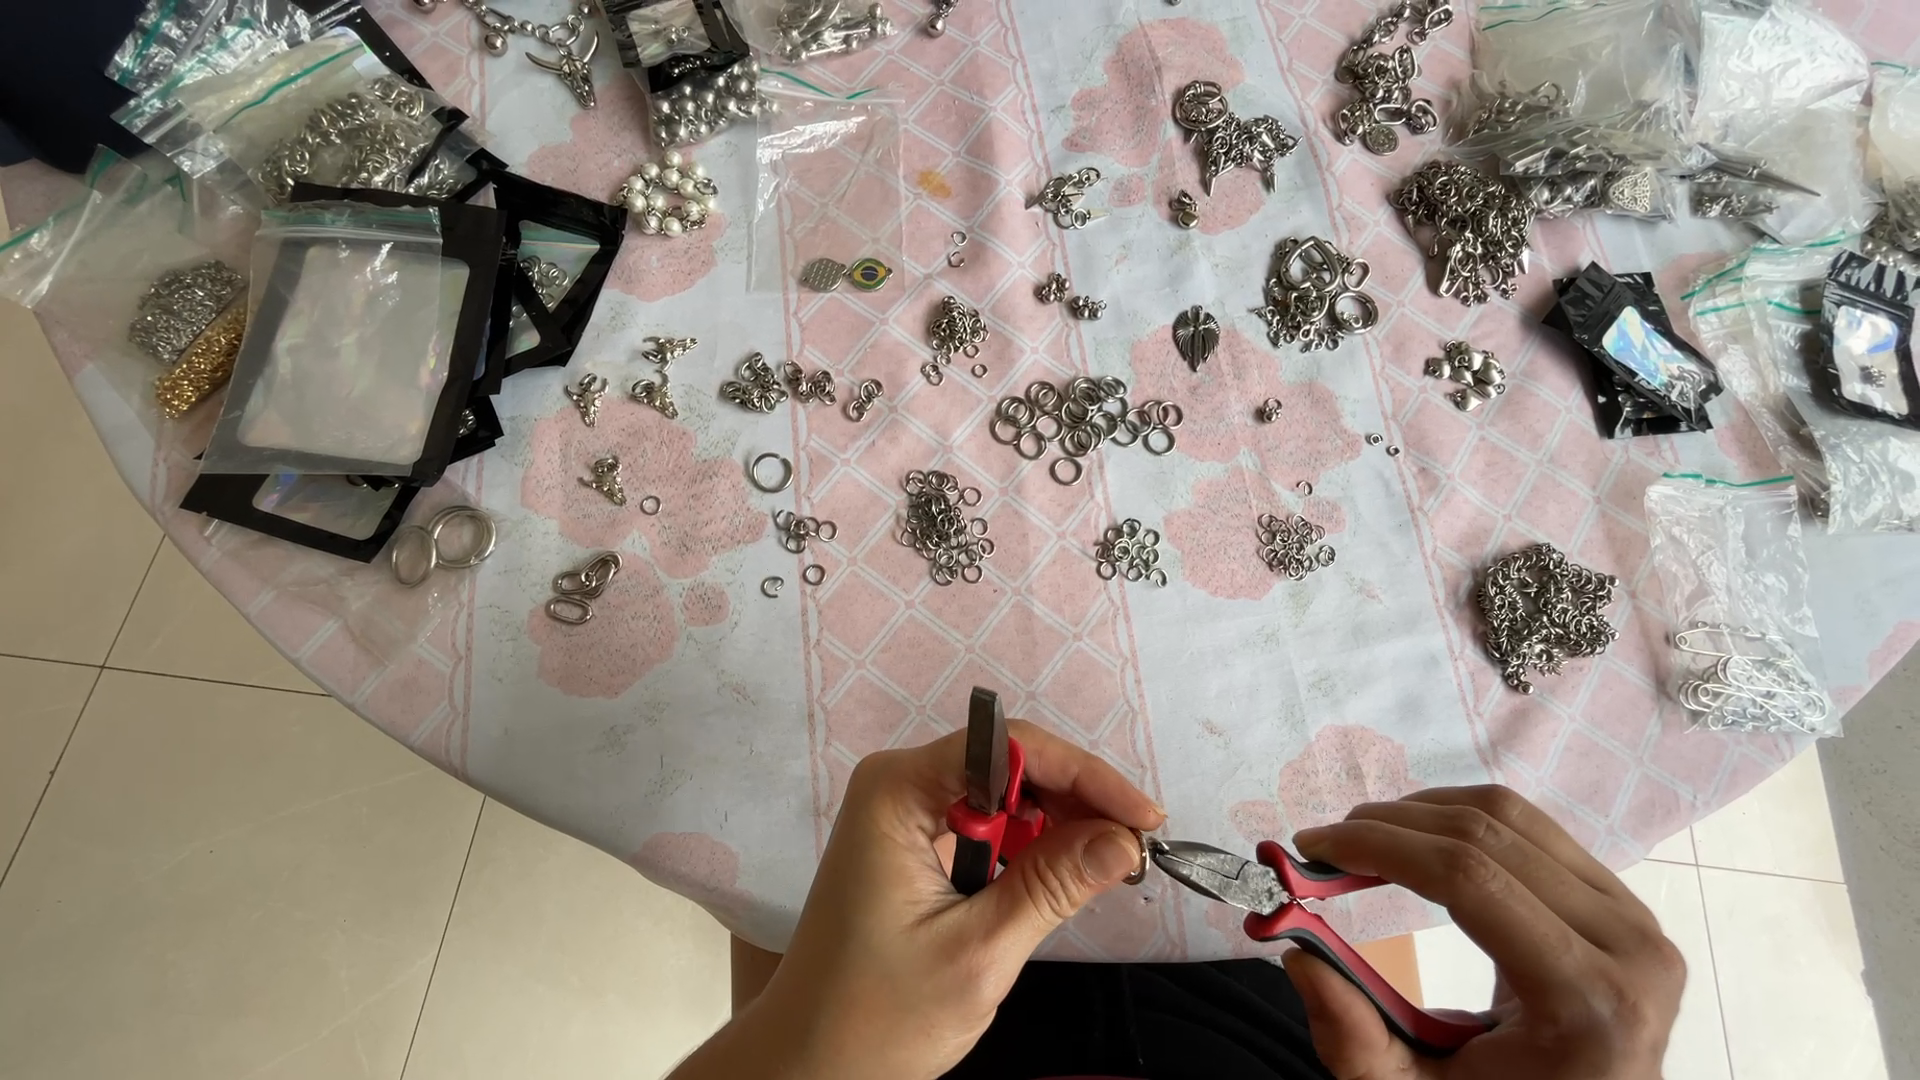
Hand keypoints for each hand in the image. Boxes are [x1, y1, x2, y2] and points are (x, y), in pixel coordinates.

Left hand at [670, 720, 1163, 1079]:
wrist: (805, 1063)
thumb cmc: (879, 1016)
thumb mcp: (978, 952)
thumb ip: (1052, 885)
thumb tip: (1125, 838)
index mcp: (900, 789)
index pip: (1010, 749)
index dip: (1083, 774)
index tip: (1144, 817)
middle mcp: (900, 782)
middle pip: (1009, 764)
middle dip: (1076, 800)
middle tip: (1136, 848)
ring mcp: (904, 810)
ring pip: (1002, 792)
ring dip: (1057, 823)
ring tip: (1109, 862)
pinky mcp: (911, 839)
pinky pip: (984, 821)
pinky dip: (1027, 844)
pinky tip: (1062, 871)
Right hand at [1281, 785, 1684, 1078]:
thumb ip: (1354, 1041)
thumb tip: (1298, 956)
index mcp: (1589, 1002)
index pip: (1468, 878)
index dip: (1378, 846)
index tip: (1311, 848)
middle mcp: (1629, 946)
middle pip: (1482, 835)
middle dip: (1383, 825)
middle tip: (1323, 845)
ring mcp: (1632, 914)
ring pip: (1502, 812)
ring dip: (1415, 812)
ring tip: (1364, 841)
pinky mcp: (1618, 897)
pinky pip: (1524, 823)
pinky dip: (1452, 815)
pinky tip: (1416, 840)